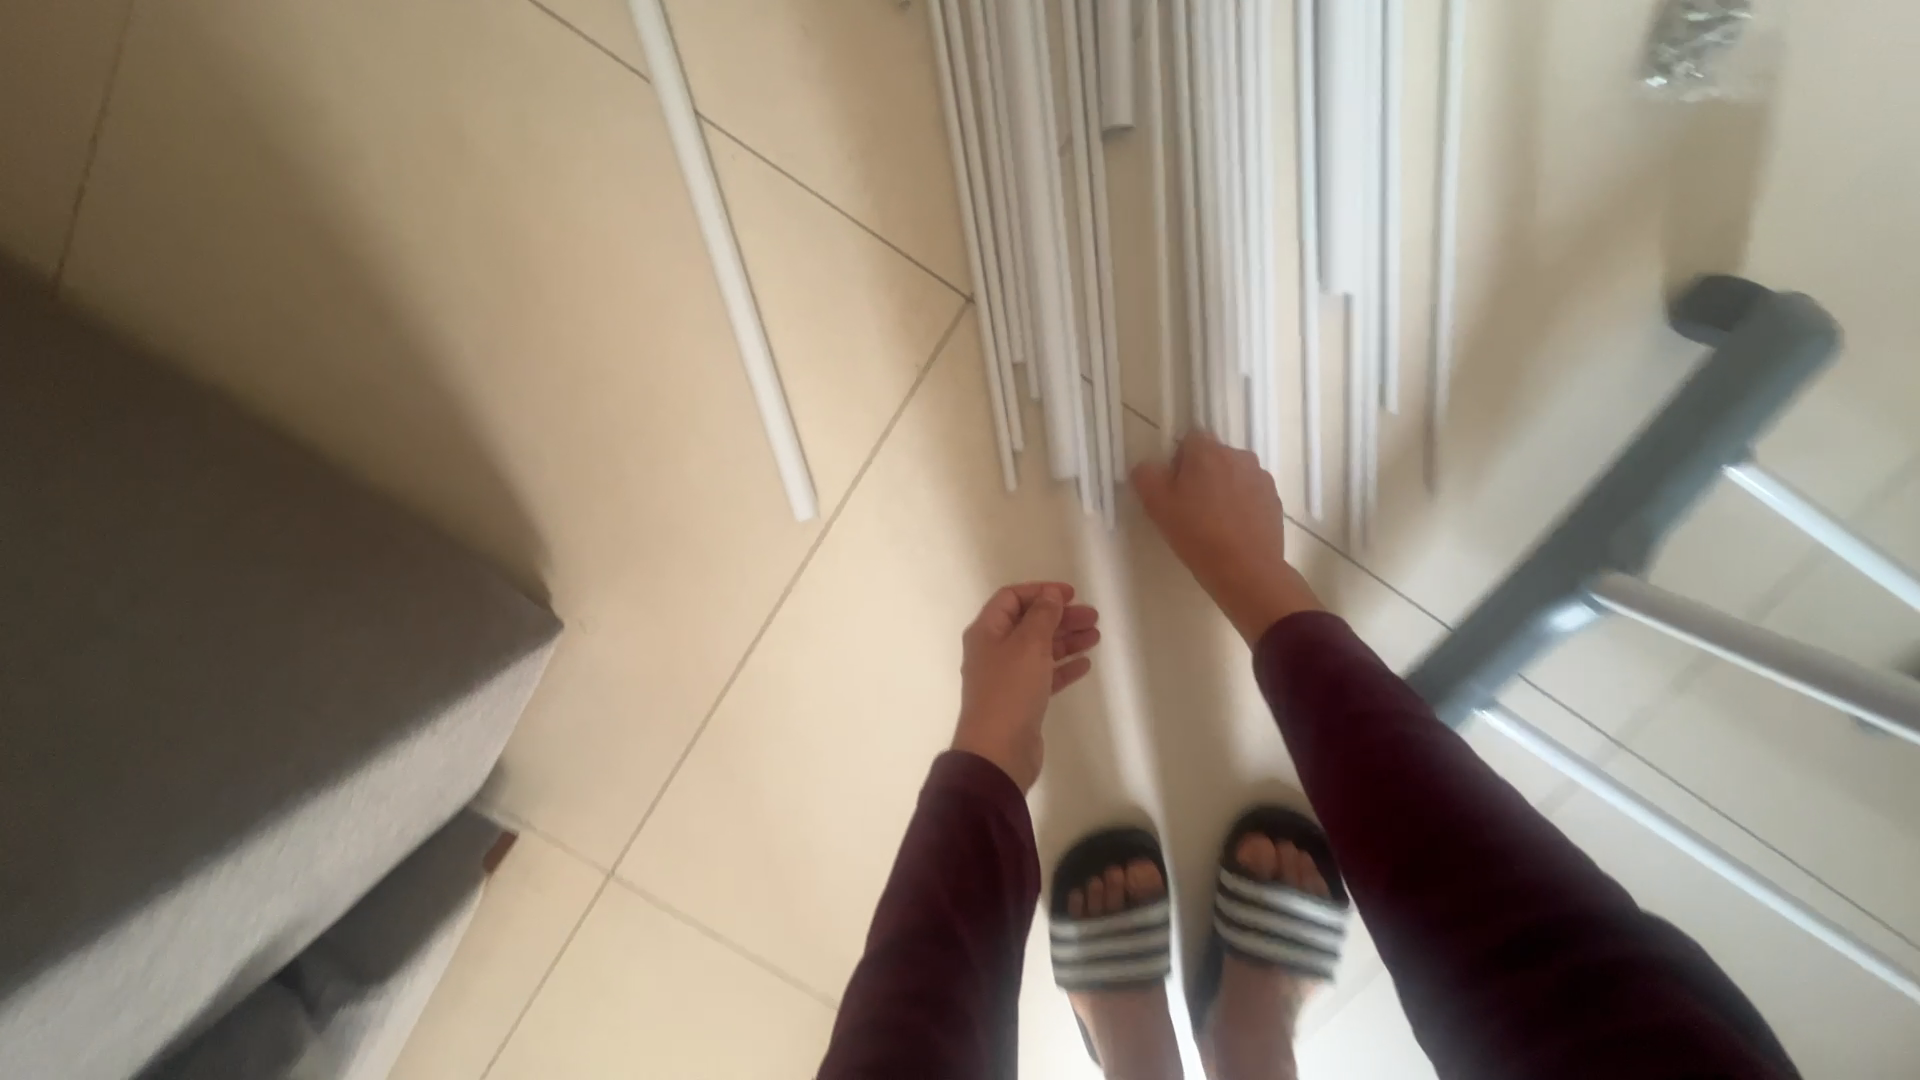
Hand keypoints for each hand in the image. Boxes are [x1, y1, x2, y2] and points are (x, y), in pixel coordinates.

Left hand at [953, 582, 1099, 791]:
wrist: (998, 752)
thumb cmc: (1010, 690)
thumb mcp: (1028, 644)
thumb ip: (1042, 616)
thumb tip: (1050, 595)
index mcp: (986, 631)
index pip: (1011, 598)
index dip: (1040, 592)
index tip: (1071, 595)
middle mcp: (994, 650)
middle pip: (1029, 623)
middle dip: (1060, 617)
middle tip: (1093, 617)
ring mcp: (1007, 677)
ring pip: (1040, 649)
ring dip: (1066, 640)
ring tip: (1095, 637)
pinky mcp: (1021, 700)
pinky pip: (1044, 675)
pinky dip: (1063, 667)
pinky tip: (1085, 664)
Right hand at [1131, 432, 1322, 644]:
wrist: (1246, 570)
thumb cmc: (1196, 534)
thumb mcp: (1156, 505)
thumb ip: (1145, 475)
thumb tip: (1148, 466)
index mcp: (1208, 451)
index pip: (1190, 439)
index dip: (1178, 460)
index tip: (1174, 487)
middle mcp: (1238, 456)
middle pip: (1213, 456)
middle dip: (1201, 475)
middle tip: (1189, 508)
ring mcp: (1261, 478)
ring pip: (1233, 475)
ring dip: (1222, 489)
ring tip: (1213, 522)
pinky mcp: (1274, 500)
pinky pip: (1250, 494)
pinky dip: (1241, 506)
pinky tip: (1232, 531)